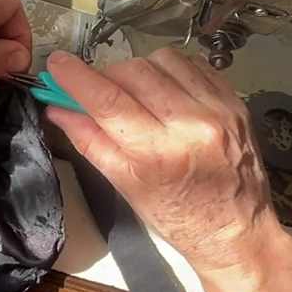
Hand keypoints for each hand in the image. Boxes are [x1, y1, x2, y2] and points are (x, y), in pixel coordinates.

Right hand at [44, 47, 291, 276]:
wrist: (235, 231)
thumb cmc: (174, 216)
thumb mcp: (123, 184)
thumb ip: (88, 140)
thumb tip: (56, 108)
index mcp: (158, 153)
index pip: (107, 101)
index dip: (76, 77)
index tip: (56, 62)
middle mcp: (191, 125)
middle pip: (132, 72)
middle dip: (106, 76)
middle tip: (97, 93)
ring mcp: (218, 109)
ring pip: (161, 60)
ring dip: (137, 70)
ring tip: (134, 94)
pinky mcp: (234, 101)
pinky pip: (192, 64)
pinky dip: (168, 71)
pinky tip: (162, 90)